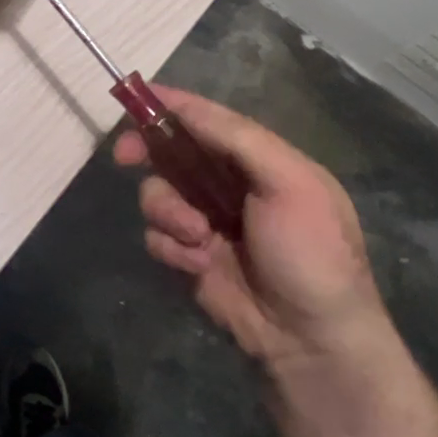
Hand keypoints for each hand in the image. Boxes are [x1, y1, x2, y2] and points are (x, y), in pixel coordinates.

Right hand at [113, 84, 392, 370]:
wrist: (311, 339)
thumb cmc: (311, 252)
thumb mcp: (291, 183)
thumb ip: (238, 139)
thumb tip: (185, 108)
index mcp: (259, 159)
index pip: (206, 119)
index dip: (170, 105)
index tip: (134, 97)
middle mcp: (229, 184)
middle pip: (170, 150)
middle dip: (147, 150)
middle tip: (126, 155)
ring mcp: (205, 219)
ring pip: (156, 193)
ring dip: (169, 212)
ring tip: (198, 238)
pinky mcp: (189, 254)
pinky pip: (156, 234)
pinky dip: (172, 246)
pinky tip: (200, 265)